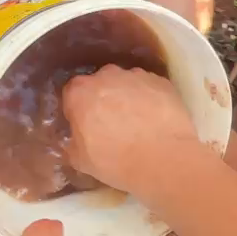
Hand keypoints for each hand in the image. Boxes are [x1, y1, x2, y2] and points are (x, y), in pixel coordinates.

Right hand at [61, 65, 210, 190]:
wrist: (164, 157)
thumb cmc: (116, 160)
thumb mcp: (80, 160)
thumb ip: (72, 143)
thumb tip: (75, 139)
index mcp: (80, 92)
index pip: (72, 94)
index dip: (78, 110)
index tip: (86, 125)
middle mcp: (107, 75)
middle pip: (100, 84)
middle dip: (104, 99)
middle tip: (112, 124)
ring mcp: (137, 75)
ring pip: (127, 83)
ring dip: (128, 97)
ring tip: (138, 122)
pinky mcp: (162, 80)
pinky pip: (149, 87)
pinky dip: (150, 98)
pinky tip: (156, 118)